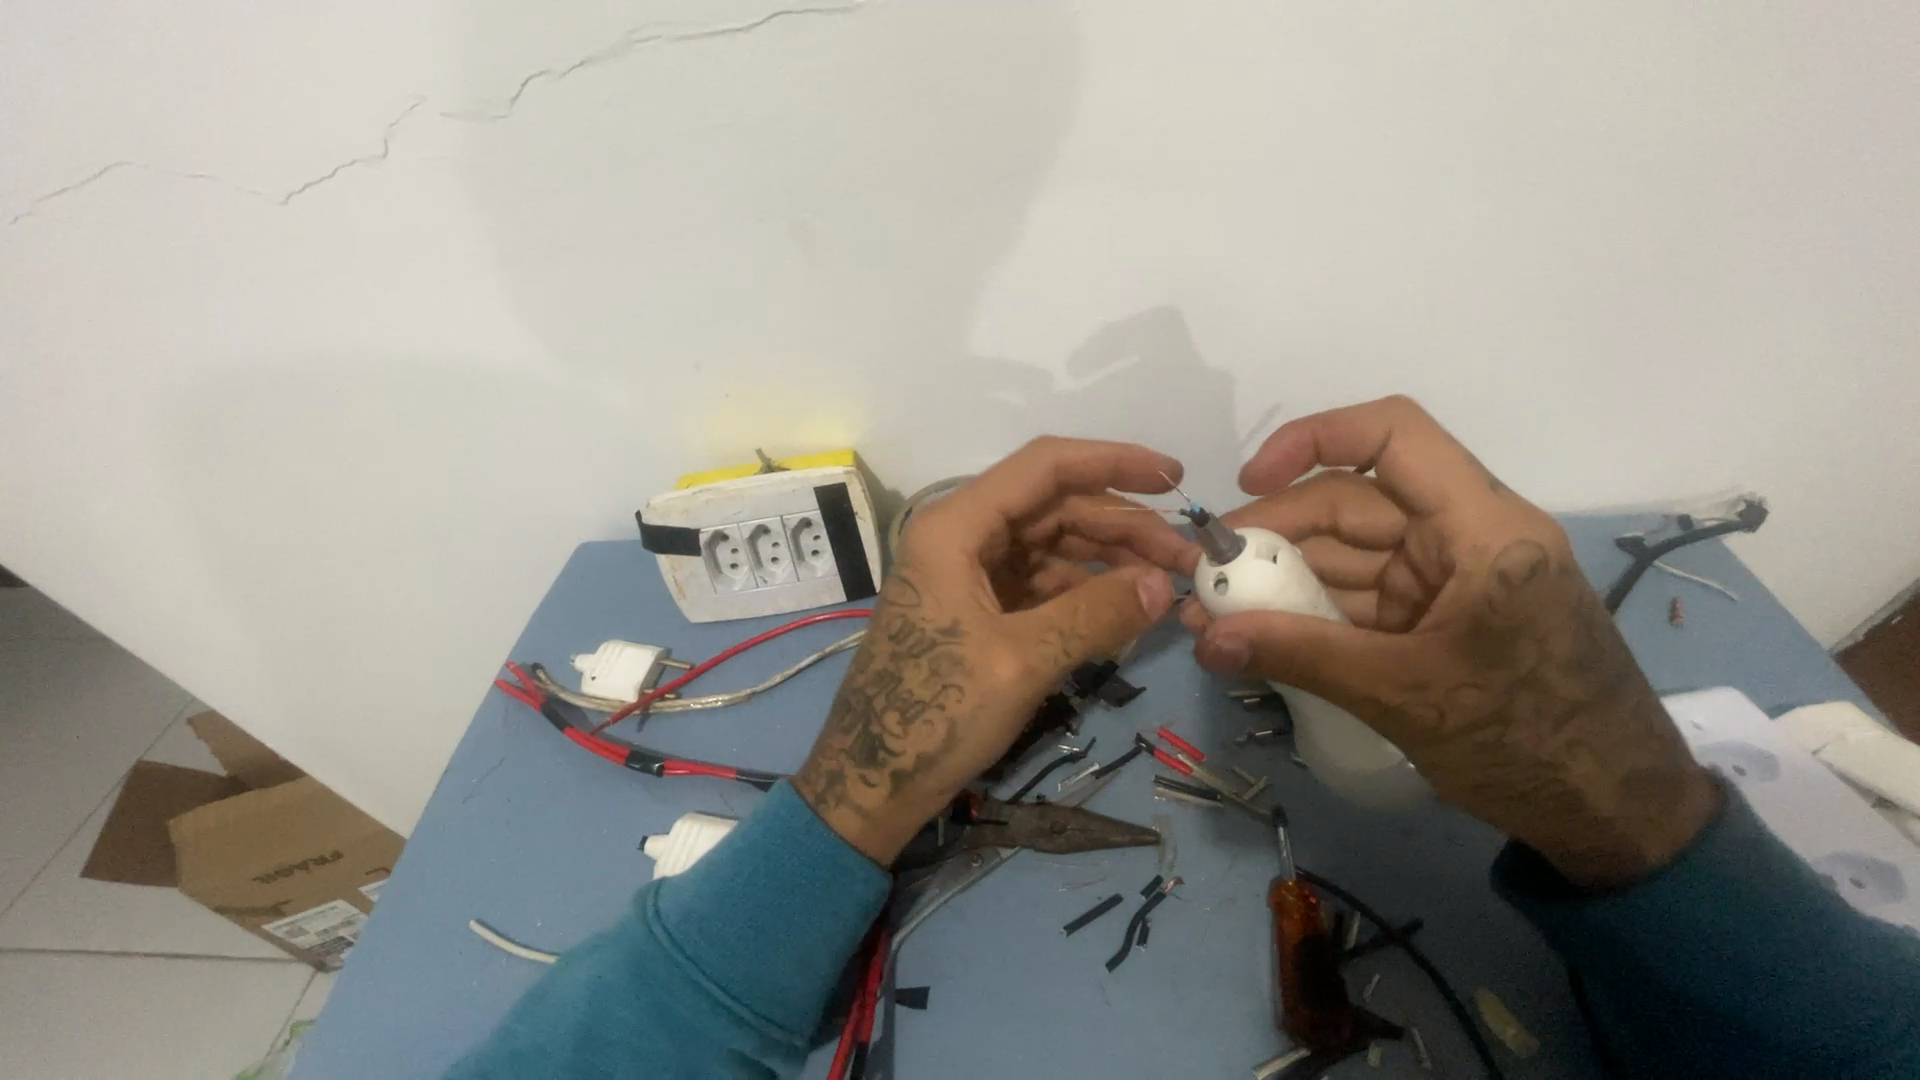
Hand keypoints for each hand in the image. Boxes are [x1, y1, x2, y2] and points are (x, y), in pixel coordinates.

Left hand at [793, 437, 1186, 863]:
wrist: (873, 780)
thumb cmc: (934, 713)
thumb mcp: (1021, 661)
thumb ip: (1095, 615)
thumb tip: (1164, 585)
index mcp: (956, 527)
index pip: (1045, 468)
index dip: (1113, 462)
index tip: (1175, 477)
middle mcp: (961, 536)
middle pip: (1054, 507)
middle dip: (1122, 525)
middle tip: (1186, 558)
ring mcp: (968, 573)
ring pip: (1051, 545)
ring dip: (1108, 559)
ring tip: (1165, 585)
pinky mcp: (977, 608)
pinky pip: (1039, 583)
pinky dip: (1082, 591)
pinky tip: (1123, 609)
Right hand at [1182, 396, 1719, 886]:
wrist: (1613, 819)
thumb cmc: (1530, 742)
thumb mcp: (1402, 694)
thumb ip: (1298, 656)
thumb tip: (1204, 641)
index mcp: (1479, 528)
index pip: (1394, 436)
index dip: (1312, 441)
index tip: (1248, 483)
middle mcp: (1459, 537)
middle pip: (1349, 502)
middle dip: (1272, 535)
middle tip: (1206, 575)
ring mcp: (1442, 580)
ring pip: (1343, 554)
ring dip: (1278, 581)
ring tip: (1212, 615)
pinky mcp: (1428, 619)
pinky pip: (1354, 598)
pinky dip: (1304, 613)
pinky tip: (1254, 633)